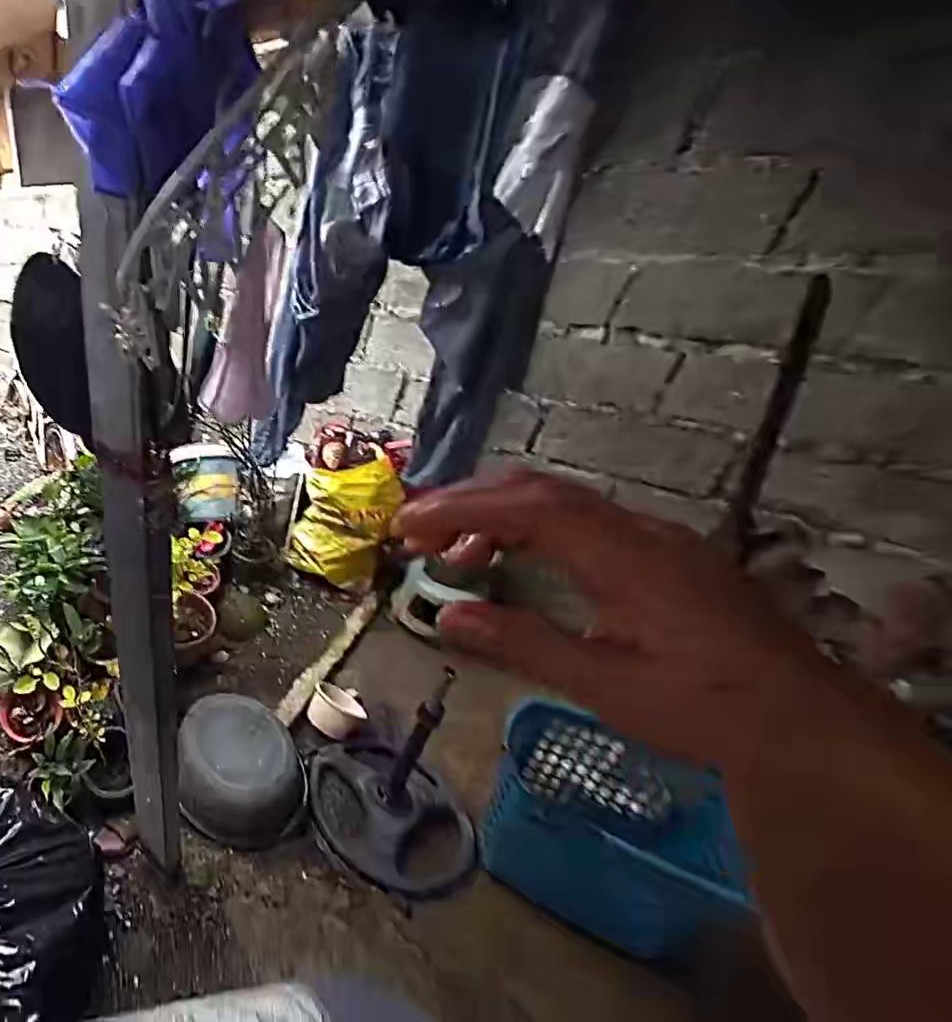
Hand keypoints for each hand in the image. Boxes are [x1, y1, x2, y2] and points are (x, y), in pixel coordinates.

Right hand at [393, 469, 839, 770]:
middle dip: (465, 503)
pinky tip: (502, 558)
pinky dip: (520, 527)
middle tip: (412, 535)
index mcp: (631, 560)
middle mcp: (641, 534)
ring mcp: (652, 540)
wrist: (816, 732)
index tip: (405, 528)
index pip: (532, 508)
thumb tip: (446, 617)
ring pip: (555, 500)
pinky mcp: (655, 554)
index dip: (460, 509)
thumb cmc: (709, 711)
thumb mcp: (607, 687)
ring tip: (447, 550)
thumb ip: (523, 644)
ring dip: (490, 513)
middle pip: (538, 490)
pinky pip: (574, 520)